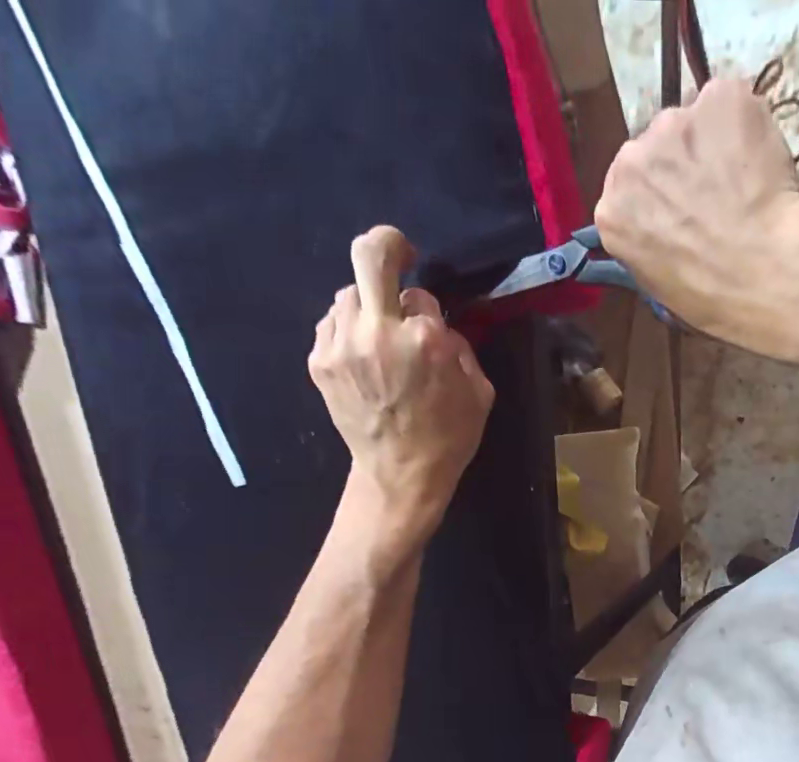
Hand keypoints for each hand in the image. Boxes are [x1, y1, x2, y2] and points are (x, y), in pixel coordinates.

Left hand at [310, 226, 495, 546]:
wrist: (399, 476)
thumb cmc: (447, 437)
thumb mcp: (479, 390)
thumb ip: (460, 346)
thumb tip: (436, 325)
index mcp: (424, 338)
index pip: (420, 293)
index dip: (427, 309)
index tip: (428, 326)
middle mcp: (378, 331)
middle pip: (369, 255)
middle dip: (387, 247)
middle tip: (398, 255)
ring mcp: (342, 345)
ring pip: (348, 293)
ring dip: (367, 305)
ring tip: (378, 334)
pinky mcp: (320, 361)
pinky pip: (331, 323)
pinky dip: (348, 330)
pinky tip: (362, 355)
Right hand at [595, 79, 798, 353]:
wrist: (762, 270)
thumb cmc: (710, 294)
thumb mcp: (658, 281)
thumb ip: (649, 238)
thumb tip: (664, 226)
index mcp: (612, 212)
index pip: (632, 186)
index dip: (663, 194)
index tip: (686, 209)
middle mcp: (630, 162)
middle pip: (657, 147)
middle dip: (682, 164)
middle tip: (718, 196)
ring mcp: (672, 124)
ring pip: (695, 122)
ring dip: (715, 143)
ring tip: (745, 182)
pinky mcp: (718, 99)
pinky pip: (732, 103)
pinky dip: (748, 124)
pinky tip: (762, 163)